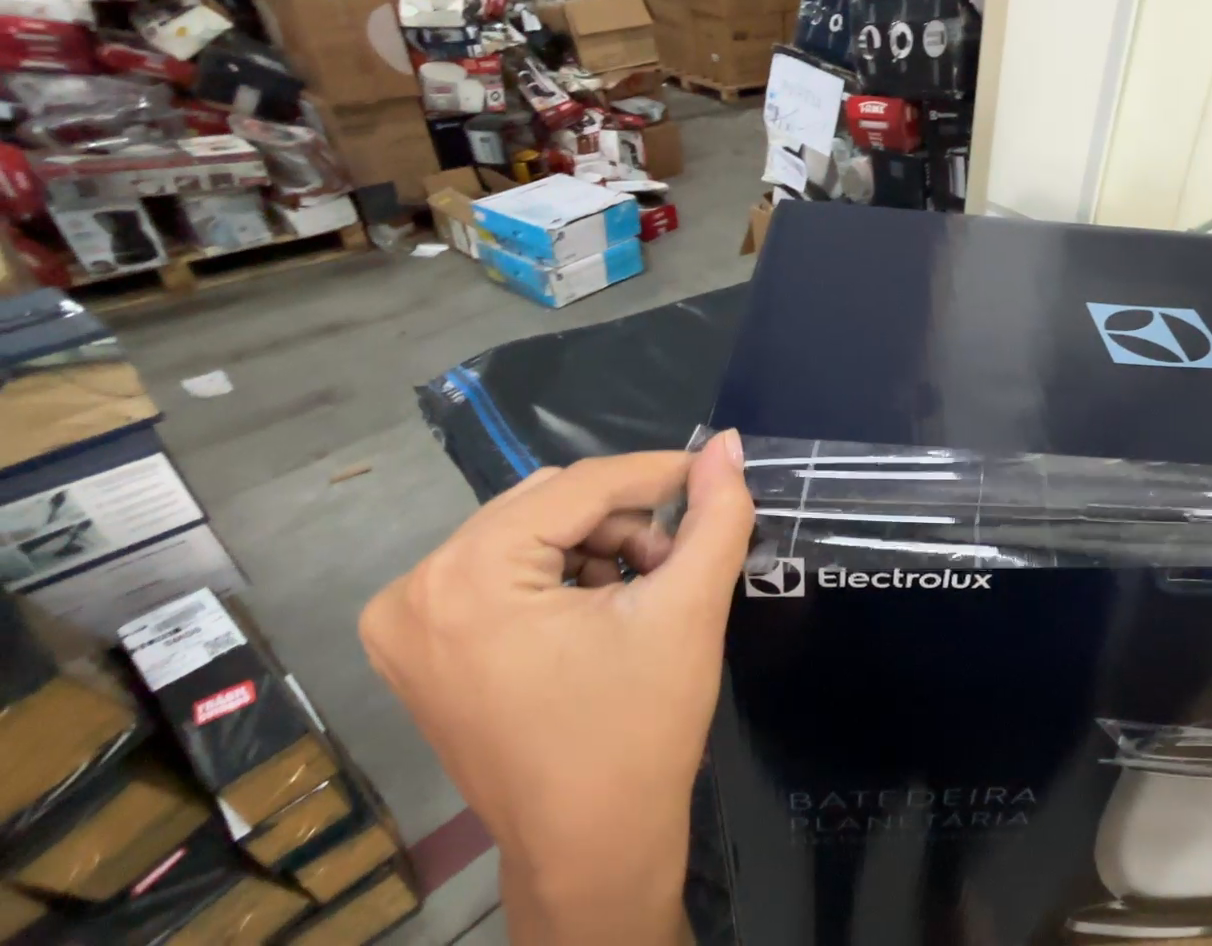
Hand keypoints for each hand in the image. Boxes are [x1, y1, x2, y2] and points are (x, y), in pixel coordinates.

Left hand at [359, 433, 752, 941]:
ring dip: (595, 547)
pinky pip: (499, 573)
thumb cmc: (639, 730)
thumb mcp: (687, 611)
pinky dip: (559, 576)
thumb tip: (729, 443)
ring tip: (643, 593)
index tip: (713, 472)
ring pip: (525, 534)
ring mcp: (404, 624)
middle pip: (545, 506)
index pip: (578, 488)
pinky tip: (600, 613)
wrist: (593, 847)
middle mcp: (413, 590)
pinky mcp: (418, 649)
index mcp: (466, 577)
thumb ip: (717, 517)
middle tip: (675, 564)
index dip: (656, 473)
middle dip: (622, 522)